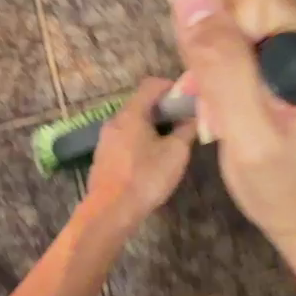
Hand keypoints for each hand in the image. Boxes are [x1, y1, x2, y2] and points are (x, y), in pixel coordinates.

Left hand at [80, 78, 197, 236]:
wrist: (110, 210)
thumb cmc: (146, 177)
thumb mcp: (176, 153)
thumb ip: (186, 130)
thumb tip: (192, 116)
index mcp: (131, 113)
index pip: (151, 85)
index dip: (171, 86)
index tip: (187, 98)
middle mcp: (115, 121)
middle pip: (140, 104)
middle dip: (164, 109)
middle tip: (183, 122)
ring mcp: (105, 139)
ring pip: (132, 123)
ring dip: (152, 126)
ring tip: (170, 142)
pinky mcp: (103, 157)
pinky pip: (124, 139)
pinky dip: (140, 140)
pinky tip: (151, 160)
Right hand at [169, 0, 295, 271]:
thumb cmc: (288, 191)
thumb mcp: (247, 136)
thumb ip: (219, 63)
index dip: (225, 42)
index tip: (226, 97)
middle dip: (225, 49)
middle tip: (227, 108)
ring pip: (252, 12)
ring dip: (230, 57)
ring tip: (237, 109)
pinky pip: (263, 26)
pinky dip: (244, 60)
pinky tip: (249, 99)